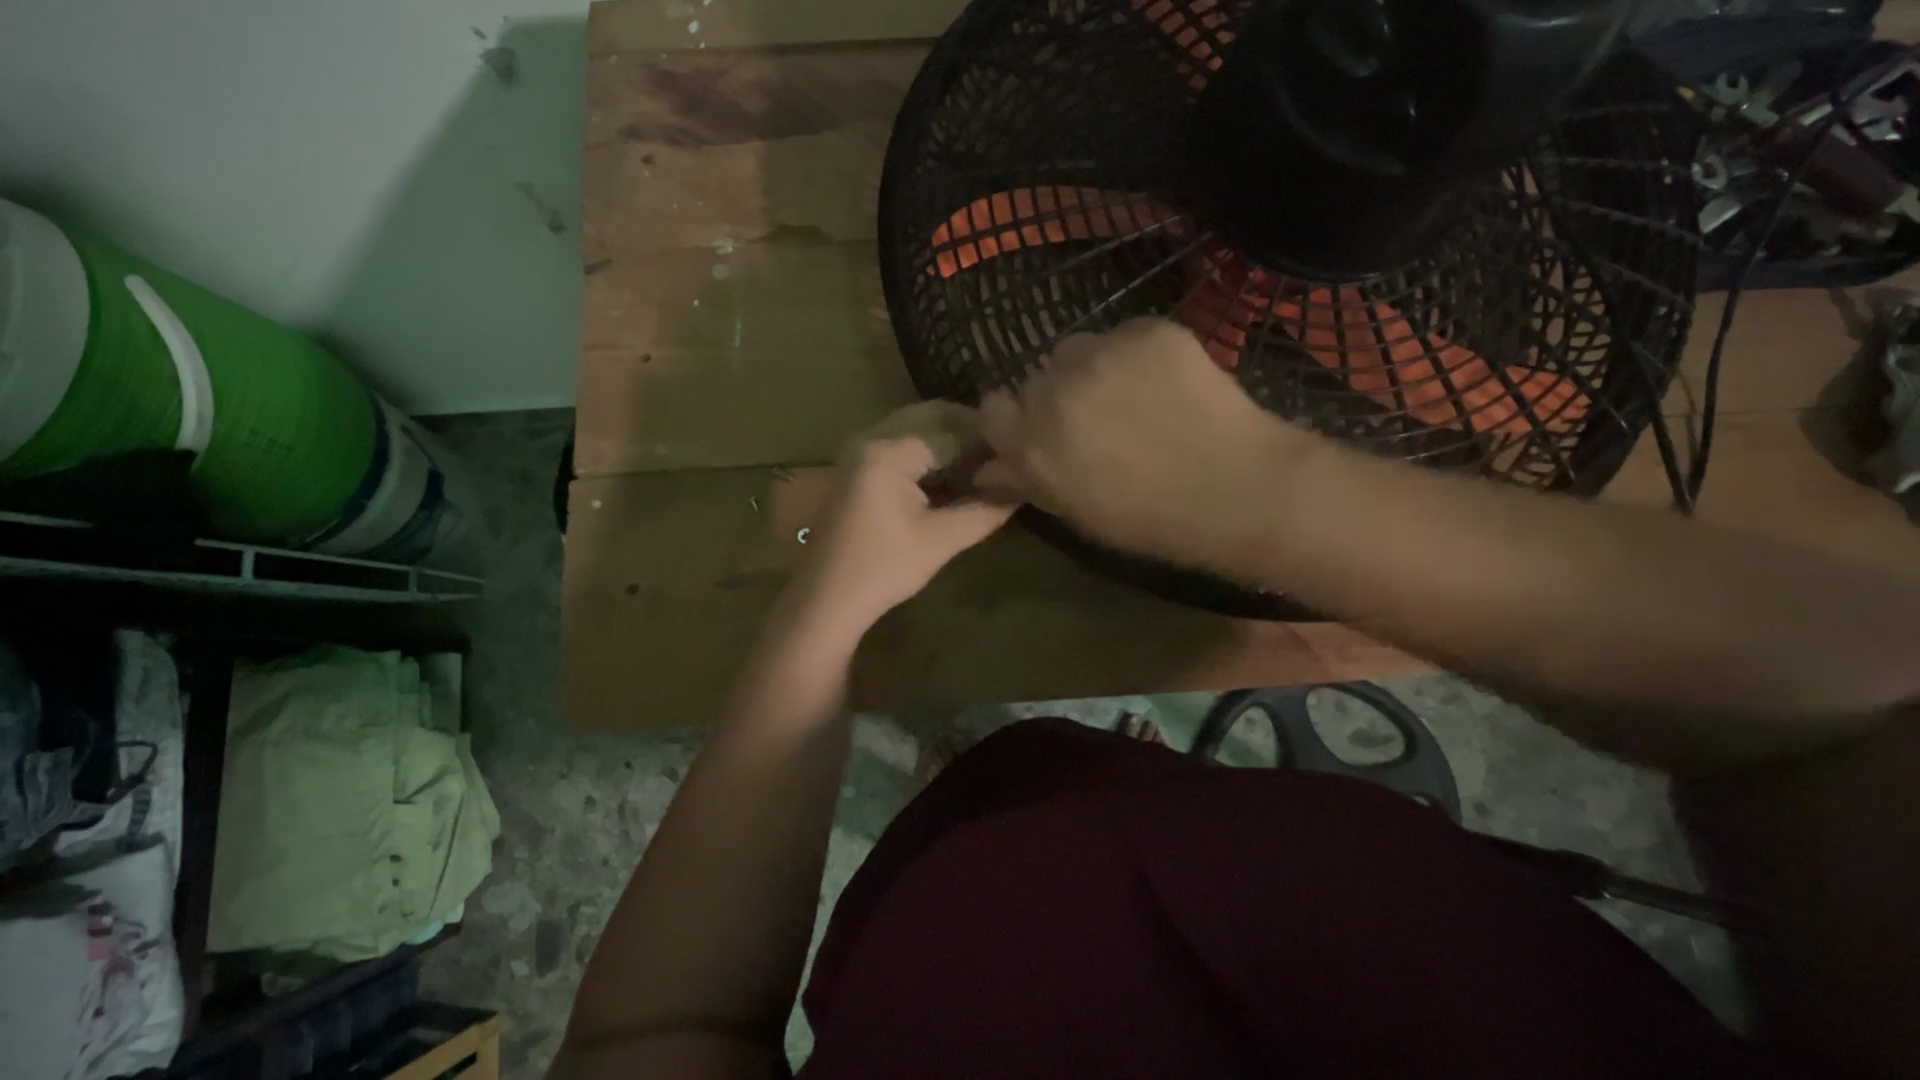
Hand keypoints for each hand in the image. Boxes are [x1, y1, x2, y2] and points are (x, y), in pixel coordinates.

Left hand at [791, 402, 1014, 629]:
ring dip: (949, 443)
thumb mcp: (941, 540)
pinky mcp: (857, 469)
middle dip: (969, 435)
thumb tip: (1022, 488)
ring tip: (983, 471)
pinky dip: (928, 455)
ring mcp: (860, 451)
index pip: (953, 430)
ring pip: (917, 429)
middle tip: (1003, 460)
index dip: (989, 442)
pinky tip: (952, 481)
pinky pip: (901, 445)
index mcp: (889, 450)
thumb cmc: (883, 569)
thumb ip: (984, 510)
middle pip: (933, 417)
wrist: (826, 600)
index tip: (1019, 457)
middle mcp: (871, 438)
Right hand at [975, 318, 1321, 569]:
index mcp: (1031, 443)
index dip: (1014, 419)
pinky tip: (1168, 383)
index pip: (992, 409)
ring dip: (1092, 369)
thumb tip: (982, 469)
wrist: (1239, 490)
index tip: (1039, 431)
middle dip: (1056, 396)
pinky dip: (1137, 355)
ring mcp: (1101, 354)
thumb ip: (1025, 481)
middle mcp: (1053, 391)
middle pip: (1036, 378)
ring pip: (1077, 350)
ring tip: (1134, 397)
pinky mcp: (1145, 331)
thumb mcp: (1076, 513)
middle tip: (1098, 421)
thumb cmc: (1152, 520)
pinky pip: (1123, 334)